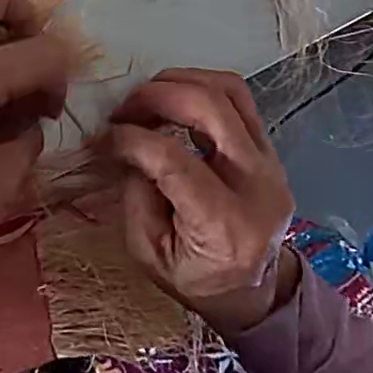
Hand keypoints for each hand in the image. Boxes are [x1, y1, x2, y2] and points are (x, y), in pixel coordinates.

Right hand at [96, 68, 298, 332]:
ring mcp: (271, 161)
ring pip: (227, 89)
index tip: (102, 139)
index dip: (129, 138)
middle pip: (209, 106)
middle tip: (122, 111)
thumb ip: (135, 192)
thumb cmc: (191, 275)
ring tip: (145, 102)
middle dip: (153, 96)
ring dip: (176, 83)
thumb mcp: (146, 248)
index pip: (173, 157)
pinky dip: (195, 87)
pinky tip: (168, 104)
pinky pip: (236, 97)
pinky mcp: (267, 147)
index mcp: (226, 223)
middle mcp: (258, 184)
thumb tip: (121, 142)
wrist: (252, 290)